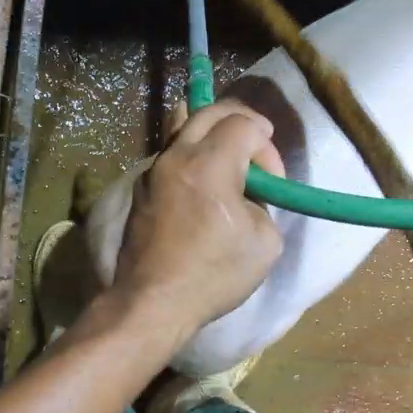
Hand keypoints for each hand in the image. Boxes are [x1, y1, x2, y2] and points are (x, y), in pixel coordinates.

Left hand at [107, 102, 284, 339]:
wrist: (152, 301)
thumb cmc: (212, 274)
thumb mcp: (264, 241)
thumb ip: (262, 203)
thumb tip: (246, 196)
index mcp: (209, 163)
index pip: (243, 124)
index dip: (266, 146)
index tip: (272, 181)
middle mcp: (176, 157)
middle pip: (208, 111)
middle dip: (239, 121)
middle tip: (256, 143)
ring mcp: (152, 171)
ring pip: (181, 126)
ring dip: (210, 132)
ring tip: (228, 153)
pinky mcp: (141, 189)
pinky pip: (169, 154)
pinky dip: (190, 153)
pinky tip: (203, 178)